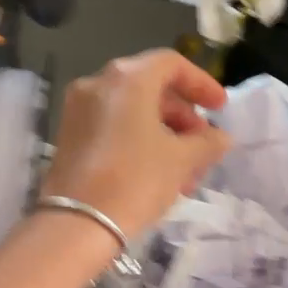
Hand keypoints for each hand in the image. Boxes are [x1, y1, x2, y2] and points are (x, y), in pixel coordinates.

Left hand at [40, 49, 231, 239]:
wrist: (77, 223)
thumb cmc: (135, 181)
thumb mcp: (181, 160)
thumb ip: (207, 142)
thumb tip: (219, 138)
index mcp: (127, 78)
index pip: (171, 64)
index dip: (201, 84)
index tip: (220, 109)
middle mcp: (97, 84)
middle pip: (150, 88)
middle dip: (182, 117)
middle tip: (202, 147)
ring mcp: (77, 110)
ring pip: (131, 112)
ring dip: (163, 135)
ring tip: (185, 172)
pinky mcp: (67, 136)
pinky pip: (111, 127)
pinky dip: (137, 141)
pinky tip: (156, 173)